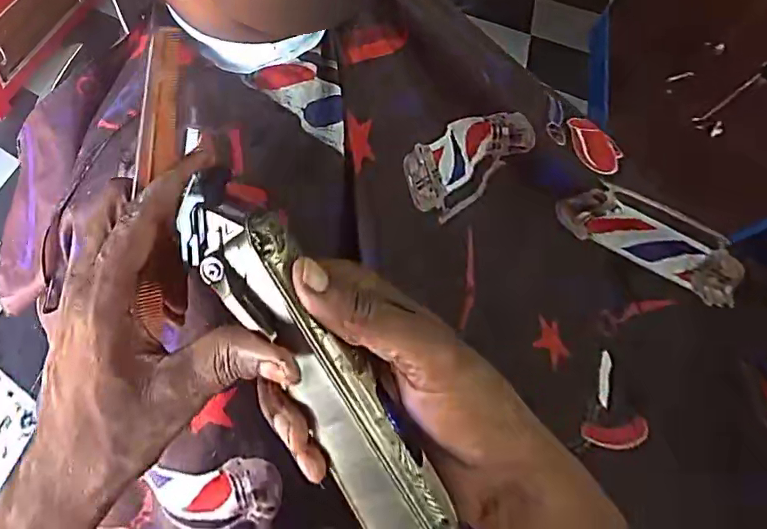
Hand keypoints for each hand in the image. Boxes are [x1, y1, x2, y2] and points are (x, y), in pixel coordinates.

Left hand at [0, 151, 299, 528]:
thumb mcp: (170, 400)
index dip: (168, 186)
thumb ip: (221, 362)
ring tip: (181, 220)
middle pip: (104, 209)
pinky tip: (158, 266)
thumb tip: (278, 351)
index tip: (198, 161)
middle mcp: (79, 285)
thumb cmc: (109, 436)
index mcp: (100, 299)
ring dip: (135, 212)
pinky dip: (127, 240)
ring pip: (97, 226)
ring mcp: (71, 292)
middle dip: (144, 188)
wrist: (63, 470)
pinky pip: (98, 251)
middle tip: (190, 189)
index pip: (134, 223)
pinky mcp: (73, 304)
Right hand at [258, 258, 625, 528]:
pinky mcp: (343, 425)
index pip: (315, 279)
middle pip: (290, 330)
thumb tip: (304, 273)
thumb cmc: (477, 407)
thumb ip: (365, 315)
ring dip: (284, 405)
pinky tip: (313, 458)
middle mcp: (351, 339)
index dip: (284, 287)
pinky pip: (304, 419)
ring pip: (289, 376)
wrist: (508, 493)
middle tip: (280, 384)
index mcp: (373, 307)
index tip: (259, 309)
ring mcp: (345, 384)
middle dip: (274, 358)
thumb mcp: (426, 352)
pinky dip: (300, 438)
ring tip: (301, 439)